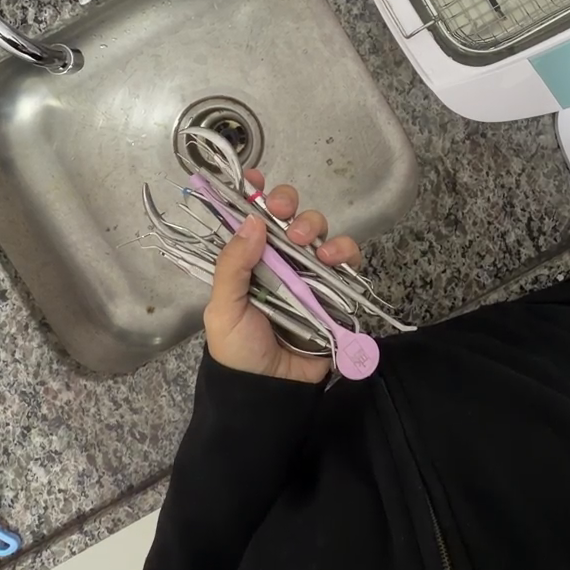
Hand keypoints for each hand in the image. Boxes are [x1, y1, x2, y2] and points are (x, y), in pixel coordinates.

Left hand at [204, 170, 363, 383]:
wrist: (271, 391)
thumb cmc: (239, 349)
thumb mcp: (223, 308)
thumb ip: (233, 266)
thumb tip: (253, 221)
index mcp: (247, 260)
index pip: (250, 216)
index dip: (253, 193)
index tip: (255, 178)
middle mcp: (278, 258)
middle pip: (287, 214)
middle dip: (287, 204)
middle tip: (283, 215)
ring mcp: (308, 271)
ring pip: (318, 231)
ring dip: (315, 226)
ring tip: (307, 243)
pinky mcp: (335, 287)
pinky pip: (346, 259)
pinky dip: (345, 250)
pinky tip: (335, 258)